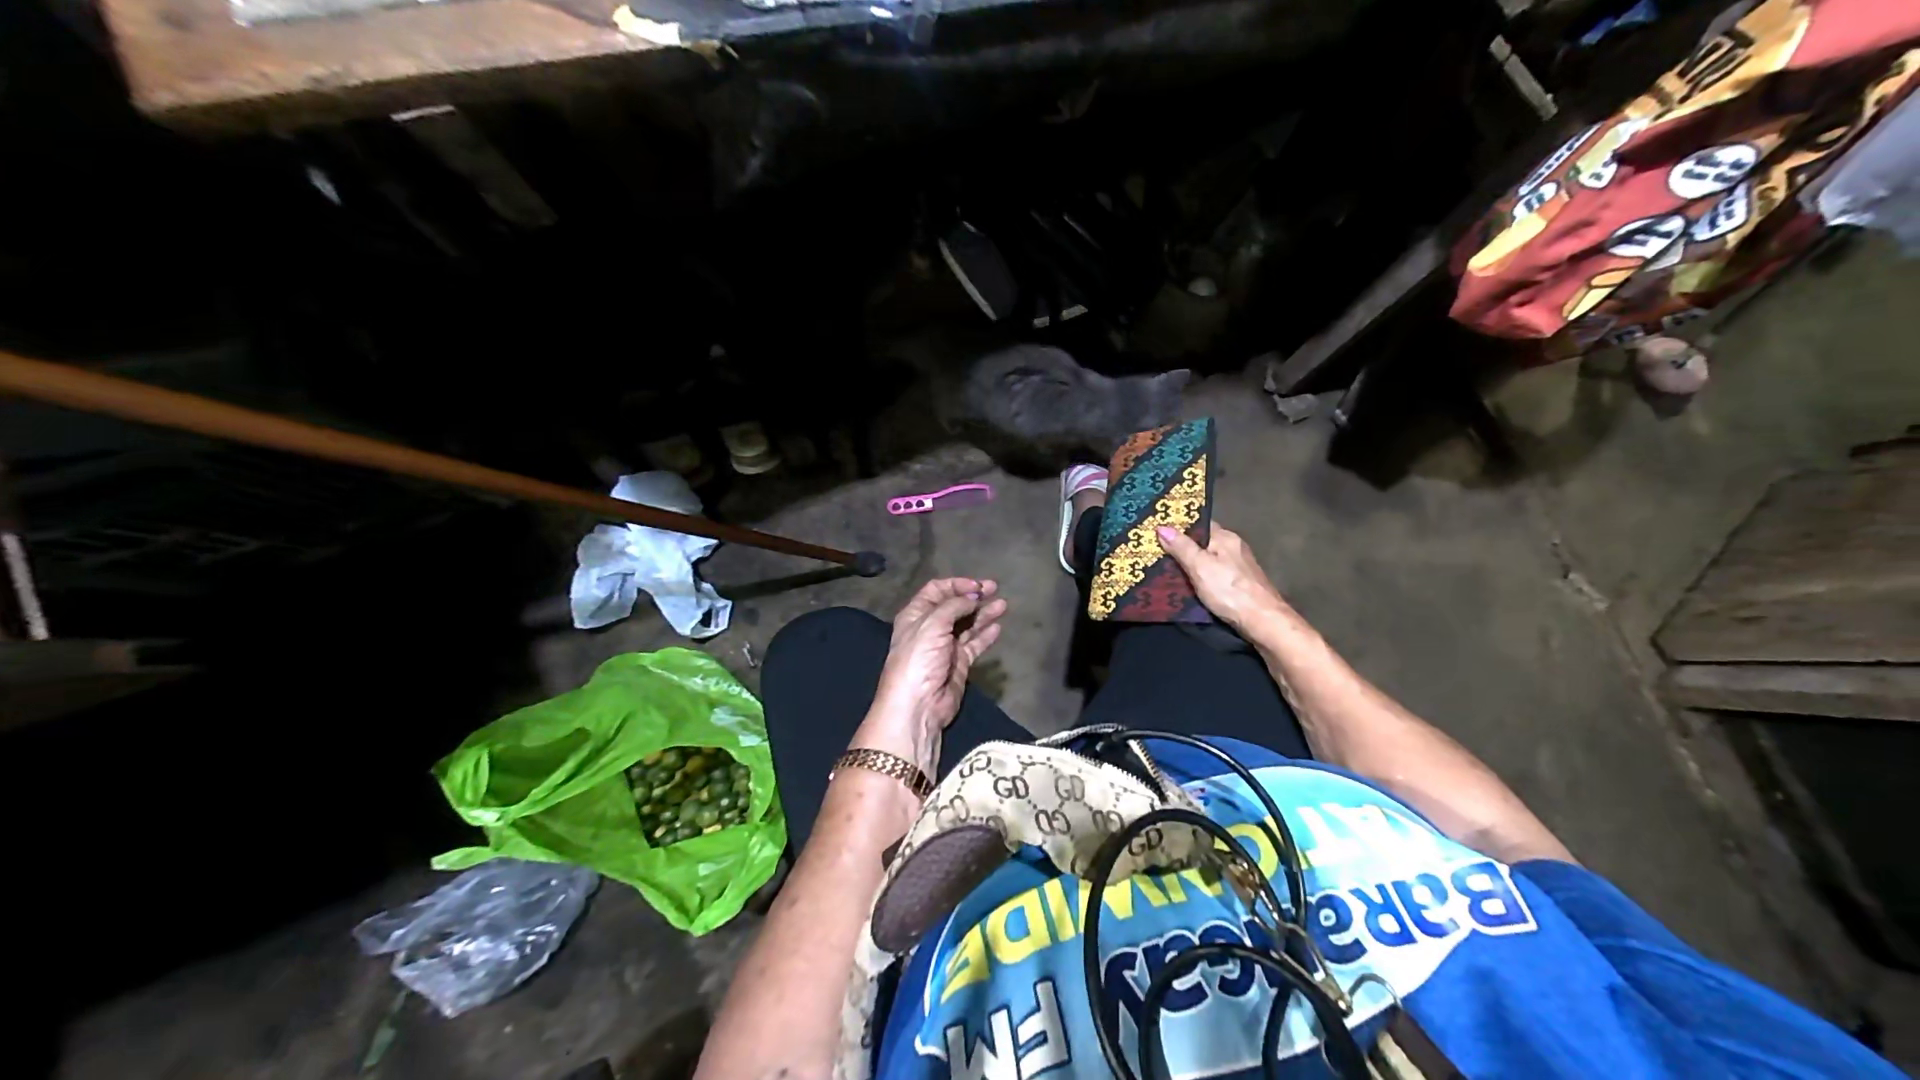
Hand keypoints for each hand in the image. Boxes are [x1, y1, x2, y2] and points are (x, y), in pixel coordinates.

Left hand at [862, 578, 1007, 767]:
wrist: (918, 705)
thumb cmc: (919, 659)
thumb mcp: (932, 624)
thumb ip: (954, 606)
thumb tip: (973, 596)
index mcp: (916, 614)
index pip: (936, 590)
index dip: (957, 584)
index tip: (977, 586)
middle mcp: (930, 628)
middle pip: (954, 605)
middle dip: (973, 596)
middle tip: (994, 589)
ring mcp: (945, 646)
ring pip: (968, 624)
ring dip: (984, 613)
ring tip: (1003, 605)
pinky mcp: (959, 664)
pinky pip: (975, 644)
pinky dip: (986, 635)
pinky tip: (997, 627)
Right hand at [1156, 523, 1290, 632]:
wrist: (1262, 620)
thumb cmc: (1229, 589)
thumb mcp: (1199, 566)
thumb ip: (1181, 547)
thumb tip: (1162, 526)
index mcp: (1225, 537)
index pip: (1199, 524)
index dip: (1179, 526)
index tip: (1157, 531)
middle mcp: (1234, 547)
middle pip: (1204, 543)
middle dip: (1182, 547)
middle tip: (1155, 553)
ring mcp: (1239, 567)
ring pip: (1208, 560)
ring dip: (1191, 564)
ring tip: (1164, 569)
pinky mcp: (1240, 584)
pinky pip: (1214, 574)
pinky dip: (1200, 577)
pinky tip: (1188, 586)